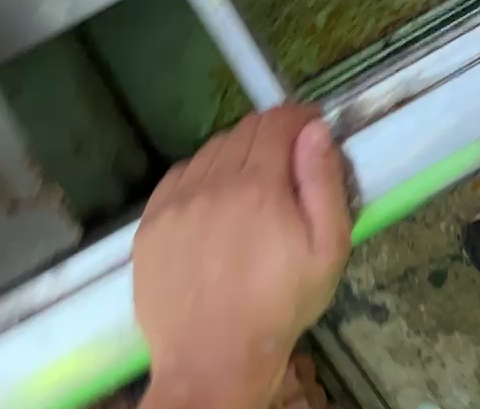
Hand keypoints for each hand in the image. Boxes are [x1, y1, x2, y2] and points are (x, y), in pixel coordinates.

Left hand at [135, 106, 352, 408]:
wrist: (213, 362)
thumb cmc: (282, 302)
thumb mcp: (329, 245)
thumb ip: (325, 181)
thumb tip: (315, 130)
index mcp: (260, 186)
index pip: (278, 121)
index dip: (301, 117)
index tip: (314, 128)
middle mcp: (212, 185)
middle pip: (246, 130)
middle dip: (274, 133)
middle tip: (291, 158)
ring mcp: (175, 205)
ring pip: (213, 149)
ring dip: (239, 151)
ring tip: (255, 180)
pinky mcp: (149, 227)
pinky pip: (180, 174)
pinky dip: (204, 172)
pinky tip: (217, 196)